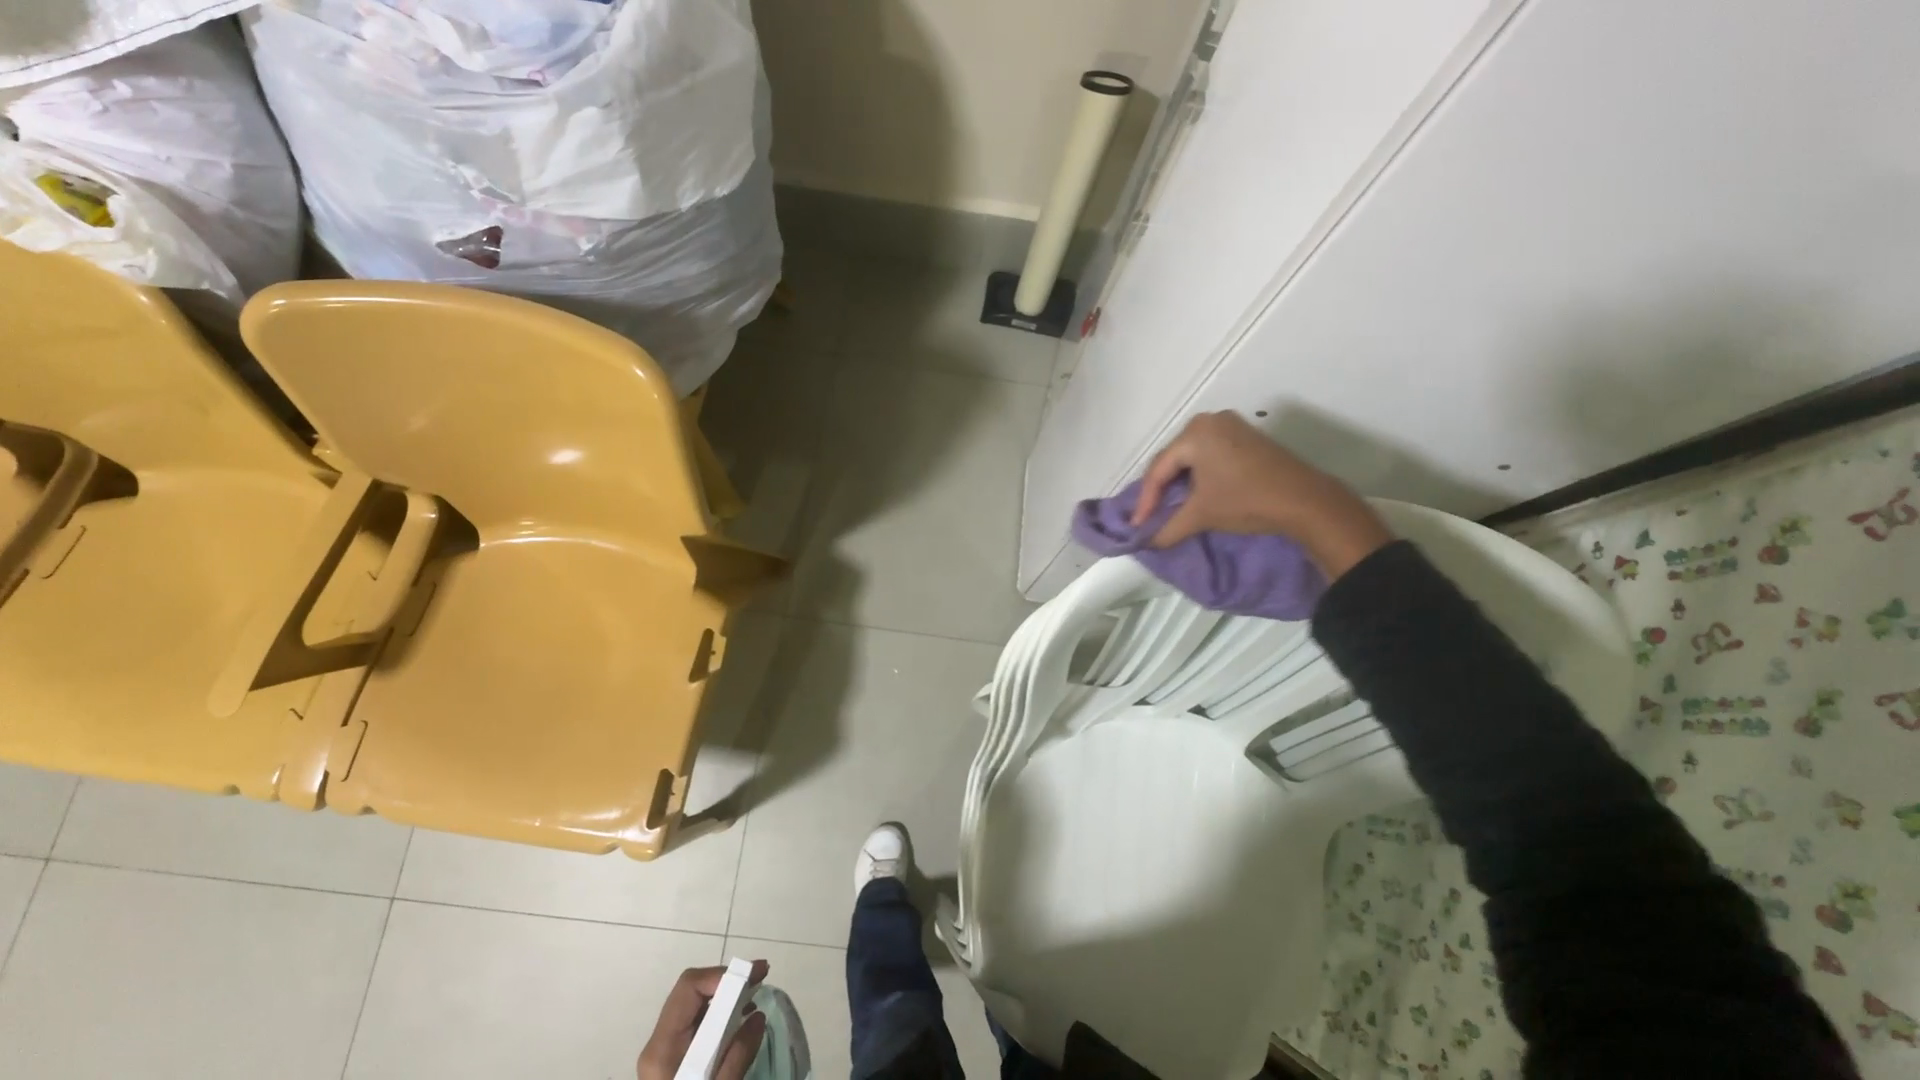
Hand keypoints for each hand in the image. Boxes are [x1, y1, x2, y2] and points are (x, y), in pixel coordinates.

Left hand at [637, 962, 769, 1079]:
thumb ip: (737, 1056)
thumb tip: (757, 1017)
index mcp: (663, 1047)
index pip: (688, 988)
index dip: (720, 976)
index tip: (751, 978)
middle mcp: (660, 1042)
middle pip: (692, 993)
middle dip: (728, 981)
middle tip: (762, 975)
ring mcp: (666, 1051)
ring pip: (696, 1006)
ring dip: (726, 996)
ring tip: (757, 992)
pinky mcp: (675, 1060)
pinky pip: (698, 1025)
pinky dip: (721, 1015)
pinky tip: (742, 1019)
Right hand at [1132, 411, 1392, 578]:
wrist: (1304, 501)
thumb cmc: (1245, 501)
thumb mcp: (1201, 515)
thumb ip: (1168, 528)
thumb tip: (1147, 542)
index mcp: (1195, 432)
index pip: (1159, 468)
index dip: (1146, 501)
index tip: (1138, 526)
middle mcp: (1210, 421)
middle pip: (1174, 458)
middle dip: (1162, 489)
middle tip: (1151, 515)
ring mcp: (1232, 426)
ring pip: (1193, 456)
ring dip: (1181, 482)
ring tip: (1171, 507)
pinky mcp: (1248, 437)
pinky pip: (1212, 454)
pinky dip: (1201, 474)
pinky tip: (1197, 493)